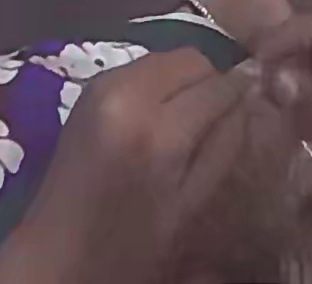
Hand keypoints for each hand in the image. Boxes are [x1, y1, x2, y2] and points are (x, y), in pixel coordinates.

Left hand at [0, 50, 251, 283]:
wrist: (54, 255)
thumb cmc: (129, 246)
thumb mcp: (190, 207)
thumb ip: (224, 147)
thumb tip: (247, 100)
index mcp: (158, 133)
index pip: (217, 86)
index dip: (241, 89)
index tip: (257, 93)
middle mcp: (129, 93)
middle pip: (192, 58)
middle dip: (211, 79)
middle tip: (218, 110)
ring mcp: (105, 83)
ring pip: (168, 56)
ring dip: (185, 78)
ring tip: (187, 113)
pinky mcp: (92, 83)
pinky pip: (143, 65)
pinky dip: (160, 81)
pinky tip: (158, 112)